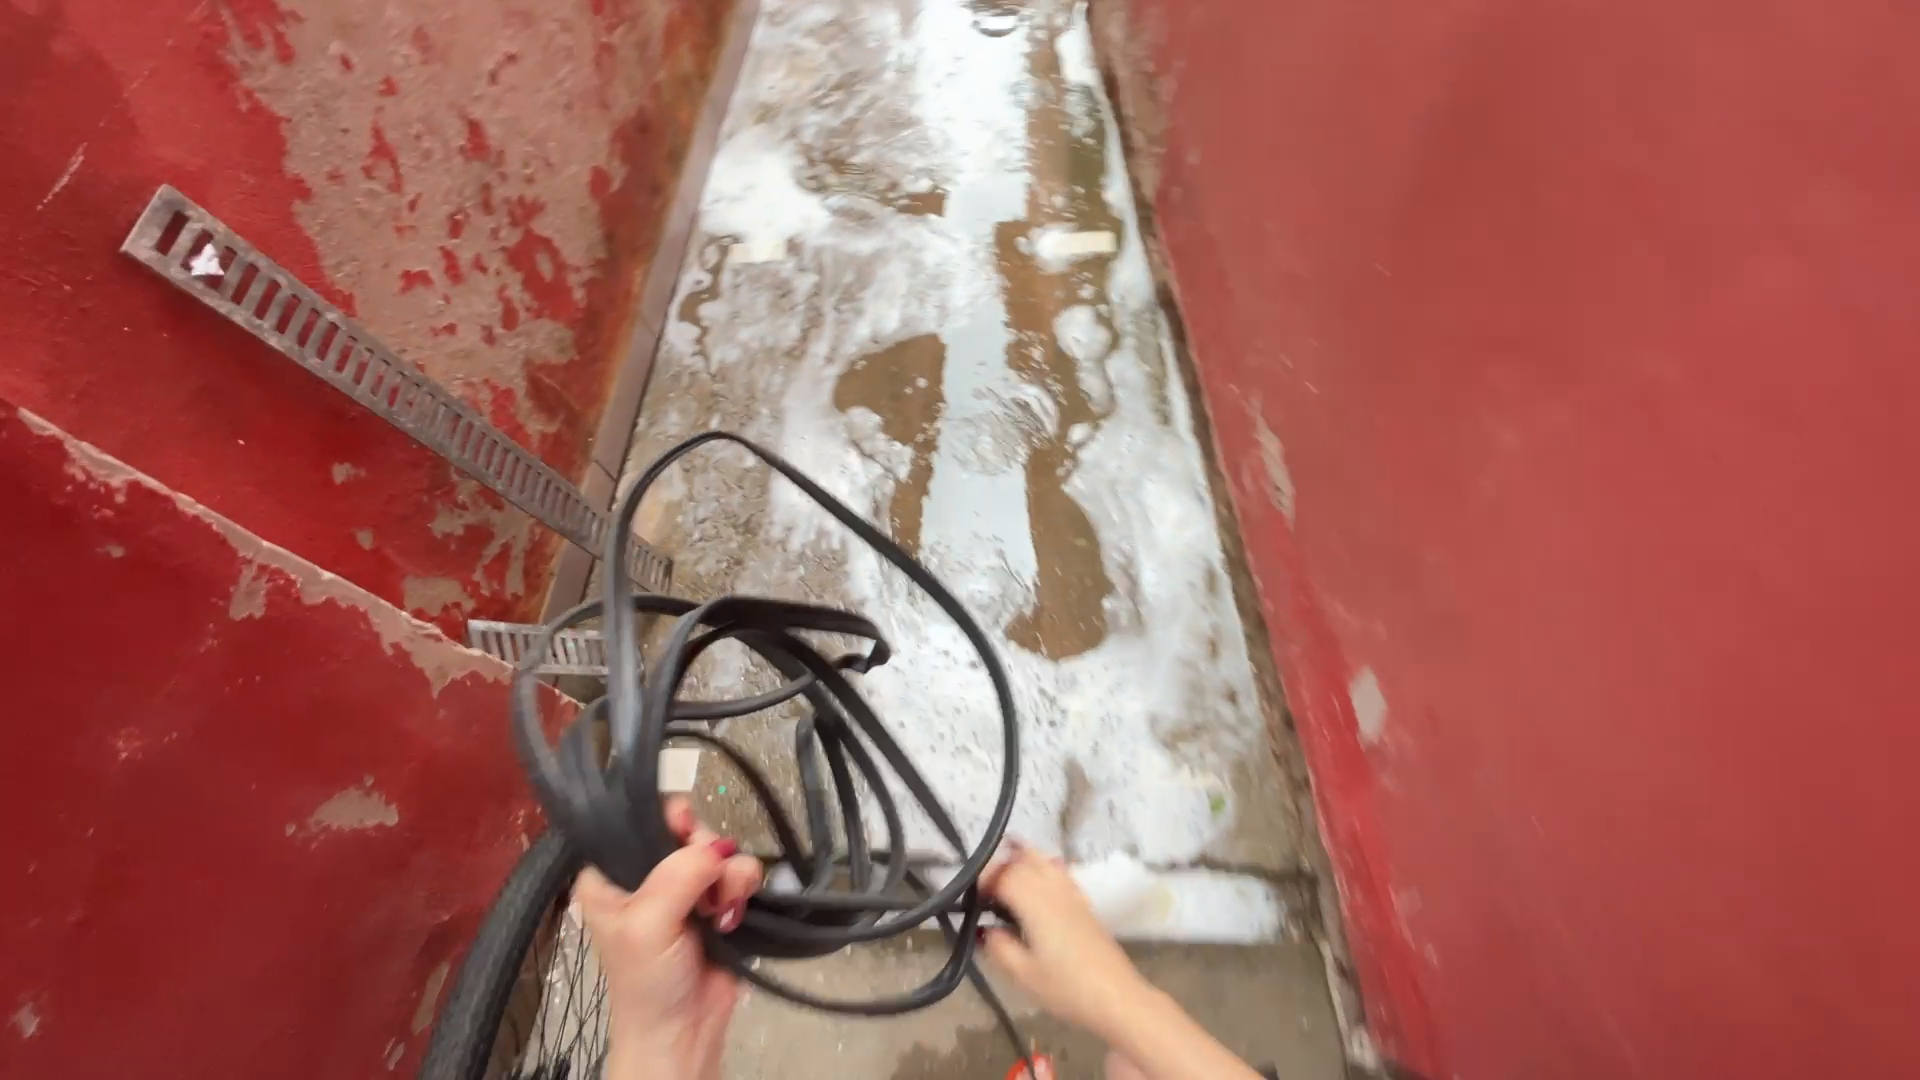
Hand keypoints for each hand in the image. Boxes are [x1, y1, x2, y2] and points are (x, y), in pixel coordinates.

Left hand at [573, 796, 761, 1079]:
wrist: (684, 1032)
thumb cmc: (648, 980)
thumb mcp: (647, 924)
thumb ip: (678, 875)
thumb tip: (718, 850)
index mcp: (613, 873)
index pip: (641, 818)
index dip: (668, 818)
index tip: (685, 832)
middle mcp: (650, 873)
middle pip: (689, 828)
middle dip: (706, 851)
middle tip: (706, 879)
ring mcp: (687, 886)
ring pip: (721, 849)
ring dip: (728, 876)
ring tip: (718, 909)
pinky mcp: (718, 900)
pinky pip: (741, 870)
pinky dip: (742, 889)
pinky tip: (731, 916)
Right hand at [977, 846, 1150, 1039]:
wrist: (1116, 997)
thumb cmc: (1067, 988)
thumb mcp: (1024, 975)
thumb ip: (999, 947)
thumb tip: (984, 928)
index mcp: (1035, 901)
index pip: (1003, 875)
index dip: (983, 882)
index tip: (972, 900)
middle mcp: (1052, 887)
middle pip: (1021, 861)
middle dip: (998, 869)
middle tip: (984, 893)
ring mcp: (1070, 891)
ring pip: (1041, 858)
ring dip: (1019, 862)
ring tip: (1005, 880)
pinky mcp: (1082, 900)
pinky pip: (1057, 869)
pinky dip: (1041, 866)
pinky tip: (1036, 880)